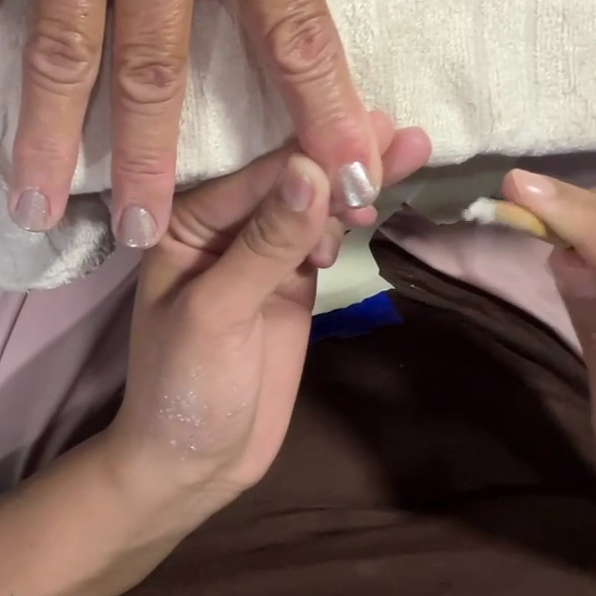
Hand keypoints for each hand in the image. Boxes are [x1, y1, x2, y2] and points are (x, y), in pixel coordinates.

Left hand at [101, 115, 430, 524]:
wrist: (195, 465)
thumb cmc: (184, 386)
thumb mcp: (219, 312)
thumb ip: (266, 243)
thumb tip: (311, 168)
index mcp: (186, 223)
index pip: (254, 177)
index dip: (311, 154)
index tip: (369, 131)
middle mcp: (223, 227)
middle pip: (288, 183)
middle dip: (342, 158)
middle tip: (402, 132)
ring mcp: (261, 254)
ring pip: (313, 206)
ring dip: (356, 183)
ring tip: (411, 149)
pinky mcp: (292, 282)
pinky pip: (324, 239)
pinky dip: (351, 220)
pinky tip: (378, 203)